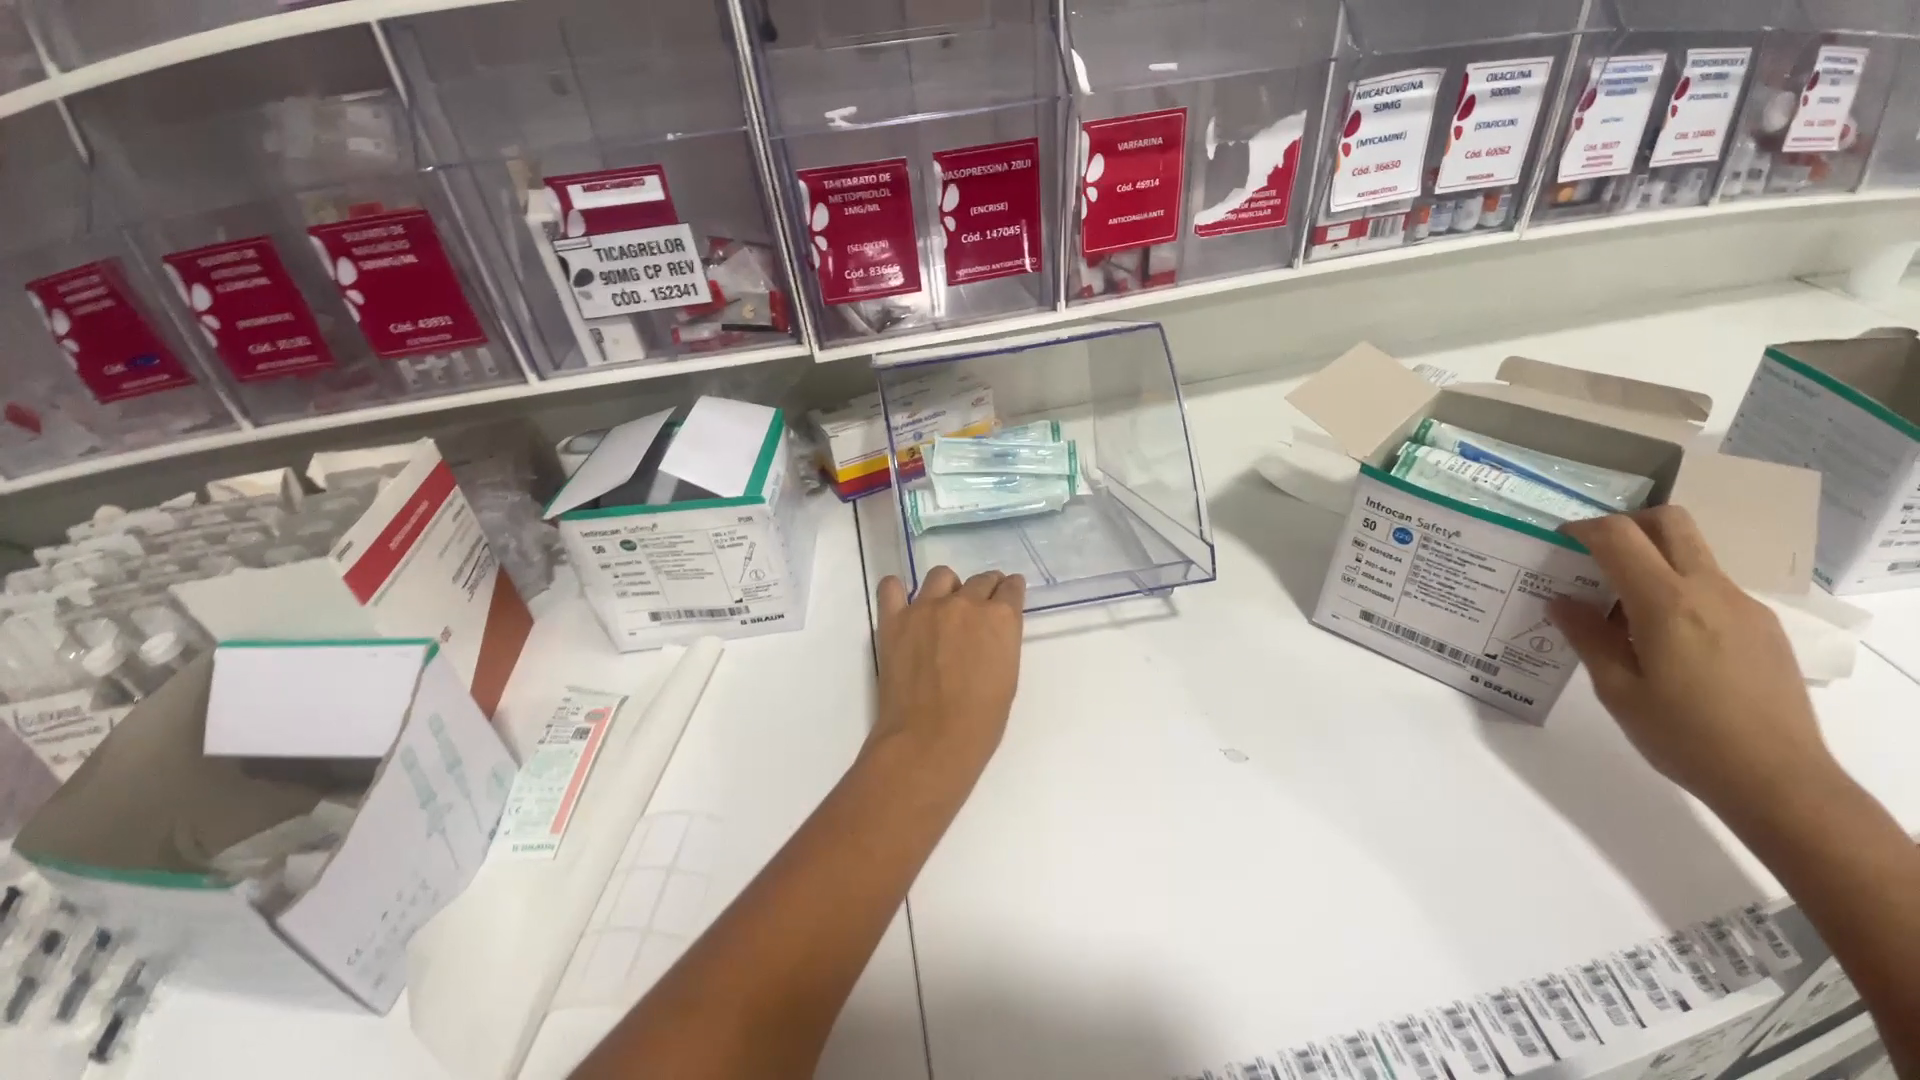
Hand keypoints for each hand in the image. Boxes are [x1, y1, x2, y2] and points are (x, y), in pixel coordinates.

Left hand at [872, 567, 1025, 773]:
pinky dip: (897, 590)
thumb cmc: (979, 721)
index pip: (1011, 589)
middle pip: (979, 580)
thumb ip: (1000, 644)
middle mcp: (965, 604)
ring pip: (941, 576)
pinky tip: (902, 603)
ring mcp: (926, 608)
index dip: (1010, 591)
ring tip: (944, 606)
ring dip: (947, 587)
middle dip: (984, 589)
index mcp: (1000, 619)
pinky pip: (891, 588)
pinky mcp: (894, 620)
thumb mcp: (1007, 678)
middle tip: (979, 606)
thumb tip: (988, 635)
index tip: (1008, 593)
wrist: (930, 739)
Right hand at [1548, 507, 1835, 814]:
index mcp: (1668, 603)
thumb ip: (1588, 637)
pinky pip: (1710, 588)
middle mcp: (1711, 592)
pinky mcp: (1762, 627)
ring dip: (1651, 562)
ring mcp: (1744, 607)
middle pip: (1670, 523)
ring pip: (1692, 555)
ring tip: (1619, 613)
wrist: (1779, 780)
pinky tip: (1659, 640)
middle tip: (1592, 558)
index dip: (1583, 530)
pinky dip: (1676, 591)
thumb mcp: (1618, 689)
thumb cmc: (1684, 736)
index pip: (1620, 537)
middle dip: (1625, 526)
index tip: (1559, 544)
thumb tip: (1562, 601)